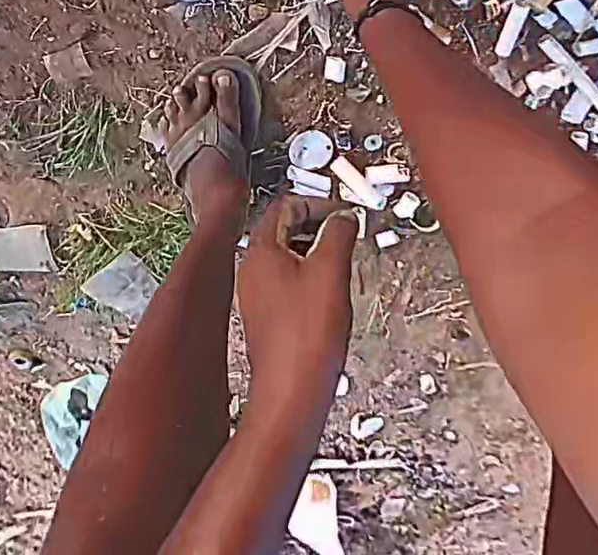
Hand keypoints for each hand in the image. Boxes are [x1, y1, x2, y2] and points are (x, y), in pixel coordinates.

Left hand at [238, 198, 358, 418]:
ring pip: (288, 255)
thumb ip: (339, 232)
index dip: (317, 203)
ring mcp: (258, 295)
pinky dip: (311, 274)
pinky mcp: (269, 316)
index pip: (285, 205)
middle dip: (318, 224)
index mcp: (260, 252)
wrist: (292, 394)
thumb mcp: (331, 270)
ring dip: (316, 249)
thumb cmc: (305, 337)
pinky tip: (330, 289)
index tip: (341, 210)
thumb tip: (344, 216)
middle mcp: (252, 270)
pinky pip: (289, 281)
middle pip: (285, 228)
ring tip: (342, 256)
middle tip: (345, 229)